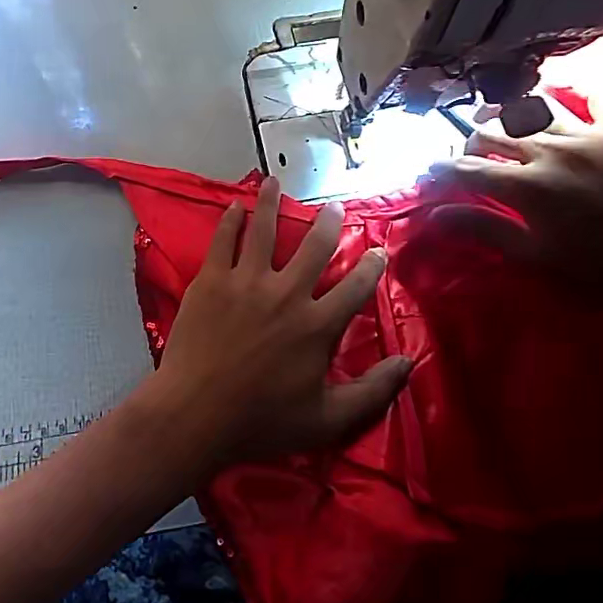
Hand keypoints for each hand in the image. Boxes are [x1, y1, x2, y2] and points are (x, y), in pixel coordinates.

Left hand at [141, 176, 412, 468]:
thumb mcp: (327, 420)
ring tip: (275, 182)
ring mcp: (246, 282)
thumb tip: (408, 363)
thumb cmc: (261, 421)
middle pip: (314, 247)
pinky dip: (230, 220)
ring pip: (264, 230)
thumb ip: (372, 392)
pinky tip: (235, 206)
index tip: (378, 252)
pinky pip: (223, 241)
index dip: (371, 267)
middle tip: (335, 207)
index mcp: (317, 325)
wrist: (195, 415)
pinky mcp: (212, 280)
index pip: (354, 288)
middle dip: (329, 223)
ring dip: (272, 203)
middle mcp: (286, 294)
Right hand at [425, 78, 602, 282]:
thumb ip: (486, 229)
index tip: (426, 174)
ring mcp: (587, 134)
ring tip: (497, 119)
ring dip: (507, 111)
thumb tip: (435, 216)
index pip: (467, 170)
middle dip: (469, 142)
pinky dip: (586, 80)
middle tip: (464, 157)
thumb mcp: (538, 256)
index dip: (440, 170)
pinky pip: (602, 91)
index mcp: (526, 186)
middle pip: (492, 131)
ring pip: (532, 106)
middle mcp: (550, 150)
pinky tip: (573, 75)